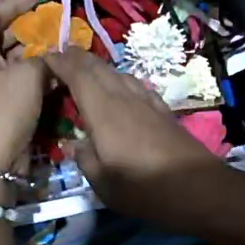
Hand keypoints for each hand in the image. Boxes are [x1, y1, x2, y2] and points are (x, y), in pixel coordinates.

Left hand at [0, 0, 48, 172]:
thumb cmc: (5, 112)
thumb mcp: (27, 77)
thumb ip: (42, 59)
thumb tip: (52, 57)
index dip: (11, 3)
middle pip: (2, 38)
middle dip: (27, 30)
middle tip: (53, 25)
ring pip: (14, 62)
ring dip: (36, 55)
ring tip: (62, 50)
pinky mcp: (3, 108)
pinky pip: (21, 84)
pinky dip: (38, 77)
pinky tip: (59, 77)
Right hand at [42, 47, 223, 216]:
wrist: (200, 189)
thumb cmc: (145, 189)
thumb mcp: (104, 184)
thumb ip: (85, 160)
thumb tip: (74, 145)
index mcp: (104, 111)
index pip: (77, 75)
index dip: (60, 63)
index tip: (44, 58)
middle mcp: (124, 98)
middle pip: (98, 68)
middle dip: (77, 59)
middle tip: (60, 55)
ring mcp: (147, 102)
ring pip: (118, 74)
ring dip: (99, 67)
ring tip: (85, 68)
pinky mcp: (162, 111)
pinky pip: (135, 85)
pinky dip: (120, 80)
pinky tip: (121, 87)